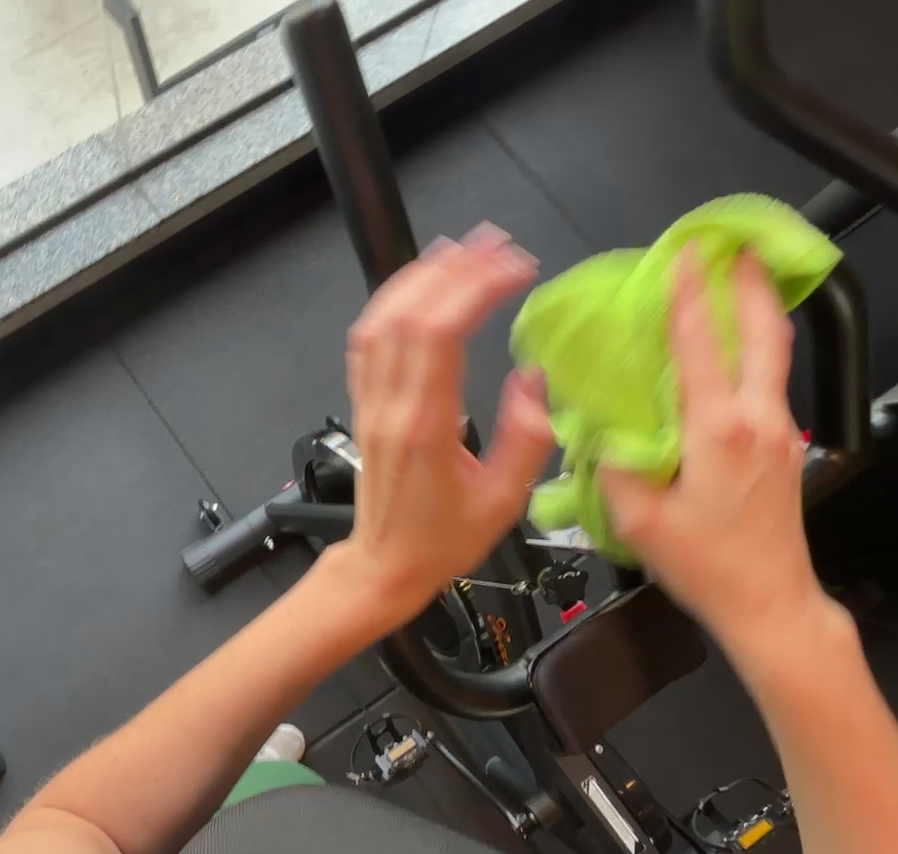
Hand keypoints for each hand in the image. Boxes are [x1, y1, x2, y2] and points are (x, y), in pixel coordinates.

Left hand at [333, 223, 552, 619]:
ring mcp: (370, 406)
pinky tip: (415, 288)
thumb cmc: (440, 542)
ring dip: (418, 278)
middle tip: (496, 246)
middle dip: (453, 269)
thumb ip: (526, 438)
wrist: (385, 565)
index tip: (516, 268)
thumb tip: (534, 379)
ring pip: (380, 323)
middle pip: (408, 315)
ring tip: (459, 252)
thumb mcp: (503, 502)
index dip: (475, 288)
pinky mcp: (363, 408)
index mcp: (425, 429)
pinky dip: (389, 306)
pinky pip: (366, 345)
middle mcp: (391, 409)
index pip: (439, 334)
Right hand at [598, 250, 830, 647]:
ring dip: (756, 313)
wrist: (769, 601)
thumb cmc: (704, 565)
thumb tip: (600, 428)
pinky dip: (752, 352)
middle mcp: (758, 423)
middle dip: (750, 284)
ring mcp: (779, 434)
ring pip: (773, 356)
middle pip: (764, 335)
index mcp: (718, 434)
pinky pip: (767, 384)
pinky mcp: (782, 448)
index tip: (685, 255)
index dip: (690, 298)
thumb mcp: (638, 520)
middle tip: (734, 247)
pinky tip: (730, 352)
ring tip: (736, 283)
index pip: (703, 349)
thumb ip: (615, 466)